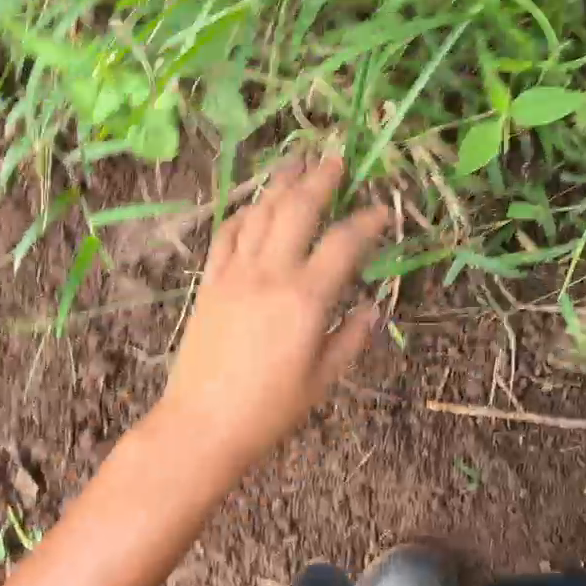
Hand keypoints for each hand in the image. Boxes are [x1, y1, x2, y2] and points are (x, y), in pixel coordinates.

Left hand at [148, 155, 388, 470]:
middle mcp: (269, 275)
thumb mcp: (323, 379)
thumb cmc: (270, 410)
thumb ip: (351, 338)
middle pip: (297, 210)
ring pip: (259, 213)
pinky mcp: (210, 284)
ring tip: (295, 164)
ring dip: (279, 184)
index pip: (343, 243)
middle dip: (319, 179)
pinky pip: (226, 235)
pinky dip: (244, 214)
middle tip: (335, 160)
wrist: (203, 425)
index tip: (382, 212)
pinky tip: (254, 206)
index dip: (367, 222)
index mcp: (305, 299)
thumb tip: (373, 308)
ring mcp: (234, 275)